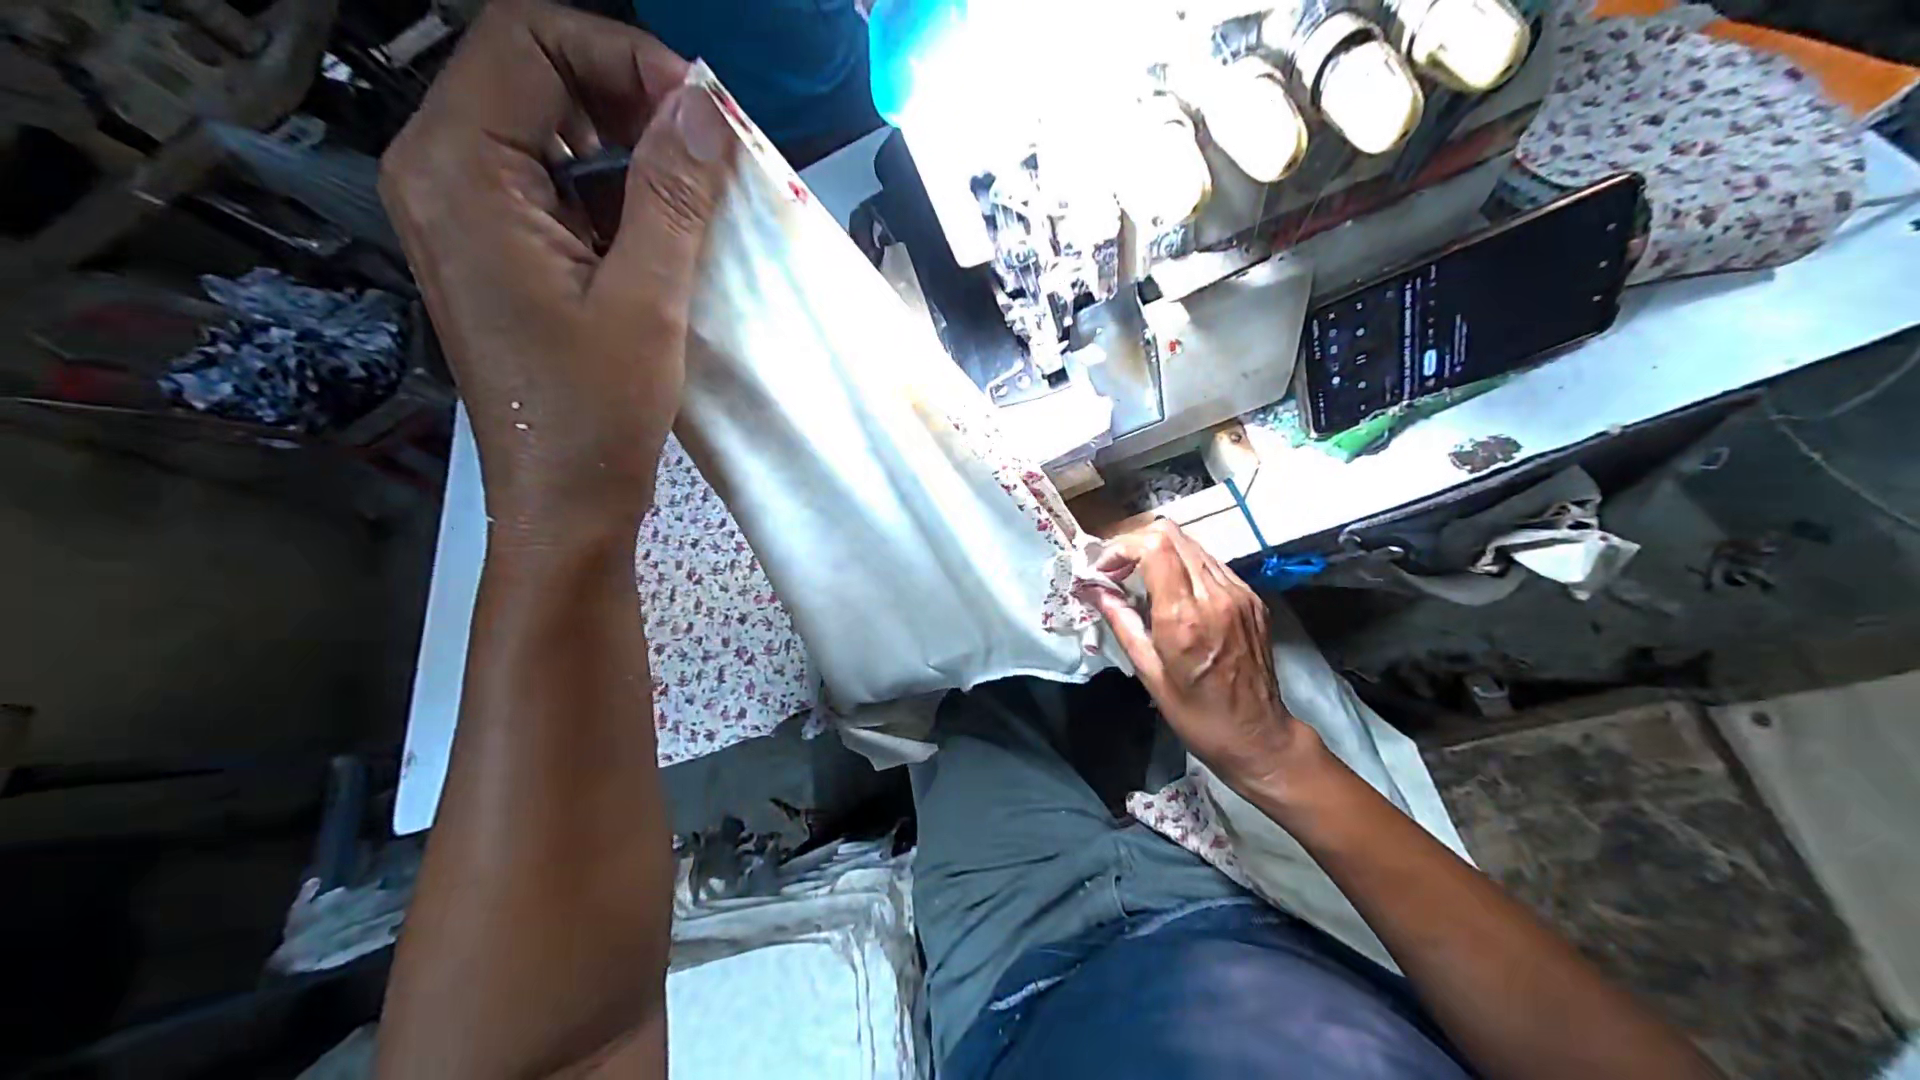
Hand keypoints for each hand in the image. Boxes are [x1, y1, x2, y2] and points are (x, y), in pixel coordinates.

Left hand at [379, 0, 733, 545]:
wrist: (563, 500)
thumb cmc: (595, 412)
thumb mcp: (645, 300)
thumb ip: (671, 192)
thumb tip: (705, 106)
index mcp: (460, 171)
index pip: (527, 40)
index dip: (623, 54)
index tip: (701, 109)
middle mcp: (443, 175)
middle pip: (534, 76)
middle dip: (629, 95)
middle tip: (709, 146)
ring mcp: (467, 215)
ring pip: (549, 130)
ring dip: (629, 144)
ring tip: (699, 186)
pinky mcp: (499, 251)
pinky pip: (556, 185)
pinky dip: (616, 189)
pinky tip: (667, 226)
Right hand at [1086, 519, 1321, 788]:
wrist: (1258, 736)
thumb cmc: (1196, 715)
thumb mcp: (1148, 672)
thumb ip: (1121, 621)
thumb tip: (1092, 589)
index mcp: (1185, 617)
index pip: (1154, 547)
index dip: (1122, 547)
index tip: (1104, 567)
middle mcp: (1215, 596)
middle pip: (1172, 534)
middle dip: (1135, 543)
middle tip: (1116, 569)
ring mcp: (1239, 593)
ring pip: (1191, 544)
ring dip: (1159, 552)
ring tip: (1139, 577)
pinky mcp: (1252, 597)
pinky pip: (1210, 563)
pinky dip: (1183, 566)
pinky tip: (1171, 590)